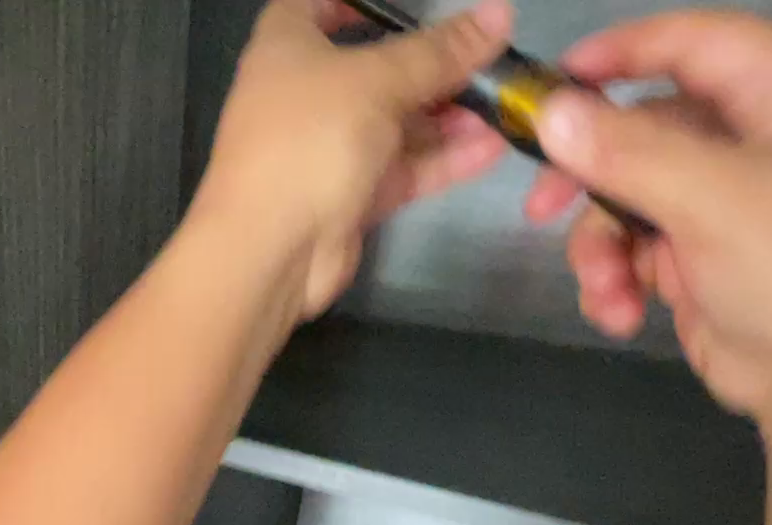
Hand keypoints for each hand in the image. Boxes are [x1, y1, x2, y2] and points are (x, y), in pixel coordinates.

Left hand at [193, 0, 512, 318]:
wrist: (267, 252)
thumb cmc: (306, 143)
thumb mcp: (375, 82)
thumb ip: (438, 52)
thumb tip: (497, 17)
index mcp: (284, 51)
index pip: (312, 4)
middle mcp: (302, 100)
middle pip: (372, 67)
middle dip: (430, 62)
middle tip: (491, 57)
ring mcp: (324, 153)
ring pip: (392, 124)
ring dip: (446, 115)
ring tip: (504, 104)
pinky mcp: (344, 200)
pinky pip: (399, 171)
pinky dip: (441, 160)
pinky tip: (491, 147)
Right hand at [523, 11, 771, 420]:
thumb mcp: (713, 198)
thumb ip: (627, 152)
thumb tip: (550, 110)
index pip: (694, 44)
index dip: (619, 55)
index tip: (545, 88)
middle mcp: (757, 139)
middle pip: (643, 134)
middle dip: (589, 182)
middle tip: (537, 212)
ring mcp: (727, 202)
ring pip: (626, 203)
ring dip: (601, 252)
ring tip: (608, 294)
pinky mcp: (701, 257)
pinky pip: (633, 251)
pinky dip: (616, 282)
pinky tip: (622, 314)